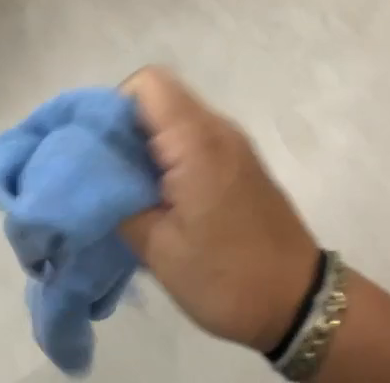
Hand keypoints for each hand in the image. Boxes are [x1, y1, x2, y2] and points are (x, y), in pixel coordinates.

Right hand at [118, 67, 320, 353]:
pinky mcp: (240, 161)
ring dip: (147, 140)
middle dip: (125, 125)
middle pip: (160, 95)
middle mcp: (217, 128)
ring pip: (176, 114)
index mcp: (196, 140)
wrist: (302, 306)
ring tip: (131, 187)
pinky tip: (162, 195)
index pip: (147, 83)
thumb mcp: (158, 248)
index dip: (115, 106)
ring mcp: (233, 143)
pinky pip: (194, 135)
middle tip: (108, 171)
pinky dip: (170, 152)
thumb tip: (87, 174)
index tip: (101, 148)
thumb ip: (117, 201)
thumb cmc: (227, 276)